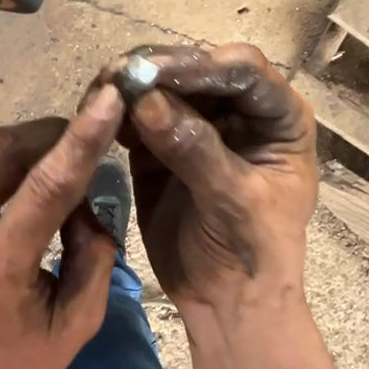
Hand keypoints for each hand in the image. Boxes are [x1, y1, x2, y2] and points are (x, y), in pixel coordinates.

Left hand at [0, 85, 126, 368]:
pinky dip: (14, 165)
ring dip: (33, 146)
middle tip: (88, 139)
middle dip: (52, 132)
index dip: (80, 138)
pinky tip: (36, 187)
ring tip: (67, 167)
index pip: (46, 186)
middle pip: (5, 148)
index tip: (109, 98)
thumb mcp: (79, 321)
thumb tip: (86, 201)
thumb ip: (93, 254)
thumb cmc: (23, 359)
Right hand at [102, 43, 316, 313]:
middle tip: (114, 78)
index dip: (199, 66)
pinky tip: (92, 116)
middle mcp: (237, 113)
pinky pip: (135, 121)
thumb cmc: (251, 253)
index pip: (242, 71)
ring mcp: (195, 128)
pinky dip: (114, 116)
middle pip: (195, 72)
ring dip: (128, 88)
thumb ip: (195, 150)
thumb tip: (146, 101)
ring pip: (160, 90)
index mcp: (276, 117)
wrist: (225, 302)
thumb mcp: (234, 202)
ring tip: (96, 93)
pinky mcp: (159, 149)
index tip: (154, 74)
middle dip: (155, 71)